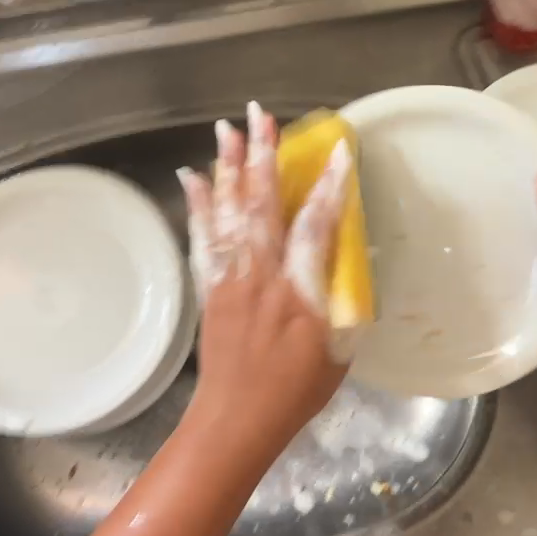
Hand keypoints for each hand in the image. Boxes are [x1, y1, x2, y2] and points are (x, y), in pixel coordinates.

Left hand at [177, 103, 351, 457]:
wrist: (237, 419)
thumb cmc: (297, 390)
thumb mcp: (339, 349)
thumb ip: (341, 299)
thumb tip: (345, 258)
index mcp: (298, 292)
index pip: (316, 226)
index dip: (329, 185)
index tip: (339, 149)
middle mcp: (260, 276)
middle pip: (261, 206)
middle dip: (262, 157)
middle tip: (260, 116)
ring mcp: (230, 278)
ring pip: (227, 213)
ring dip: (227, 168)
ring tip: (226, 129)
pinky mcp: (210, 287)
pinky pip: (201, 239)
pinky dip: (197, 205)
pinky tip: (191, 176)